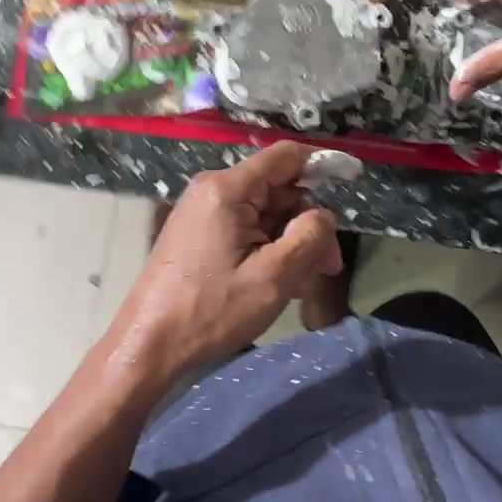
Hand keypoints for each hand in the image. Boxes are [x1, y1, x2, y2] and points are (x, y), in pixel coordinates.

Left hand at [103, 142, 342, 378]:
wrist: (147, 344)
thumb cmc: (210, 310)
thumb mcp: (272, 278)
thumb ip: (308, 238)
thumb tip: (324, 215)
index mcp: (227, 189)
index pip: (286, 156)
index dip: (322, 163)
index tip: (353, 177)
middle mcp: (212, 188)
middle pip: (278, 188)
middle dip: (307, 222)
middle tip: (328, 267)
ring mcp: (202, 210)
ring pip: (264, 211)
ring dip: (289, 239)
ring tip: (303, 282)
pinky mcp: (197, 231)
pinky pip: (245, 226)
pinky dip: (267, 246)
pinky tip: (278, 279)